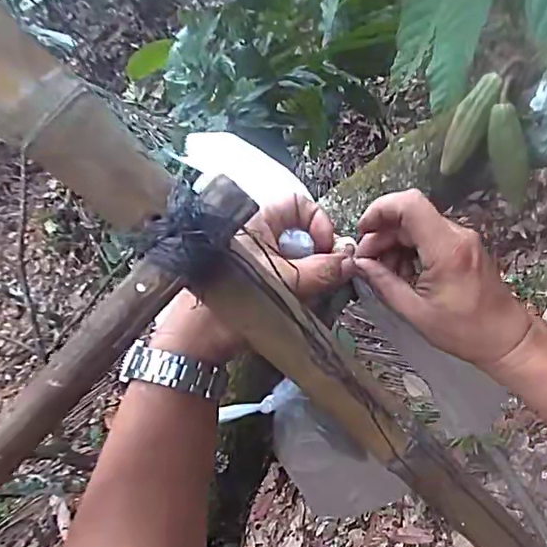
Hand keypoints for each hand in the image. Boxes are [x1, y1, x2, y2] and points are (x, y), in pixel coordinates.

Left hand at [147, 192, 349, 363]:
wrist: (196, 341)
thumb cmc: (234, 302)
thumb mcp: (286, 283)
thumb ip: (323, 269)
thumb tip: (351, 260)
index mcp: (256, 222)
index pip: (299, 204)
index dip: (320, 223)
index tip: (328, 250)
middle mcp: (254, 234)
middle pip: (301, 234)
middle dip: (319, 255)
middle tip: (327, 278)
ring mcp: (252, 259)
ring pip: (295, 257)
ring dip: (310, 275)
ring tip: (313, 295)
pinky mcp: (250, 280)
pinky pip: (284, 275)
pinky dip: (297, 287)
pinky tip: (299, 303)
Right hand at [345, 189, 531, 368]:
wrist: (506, 337)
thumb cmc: (465, 331)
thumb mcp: (415, 312)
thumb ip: (384, 283)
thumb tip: (361, 264)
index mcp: (447, 249)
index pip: (409, 204)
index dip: (379, 211)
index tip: (363, 233)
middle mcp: (458, 236)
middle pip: (410, 215)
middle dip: (383, 234)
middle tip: (368, 263)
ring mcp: (464, 239)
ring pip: (419, 225)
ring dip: (396, 243)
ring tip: (387, 273)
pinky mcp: (465, 246)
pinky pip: (431, 236)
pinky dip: (412, 248)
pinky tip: (405, 273)